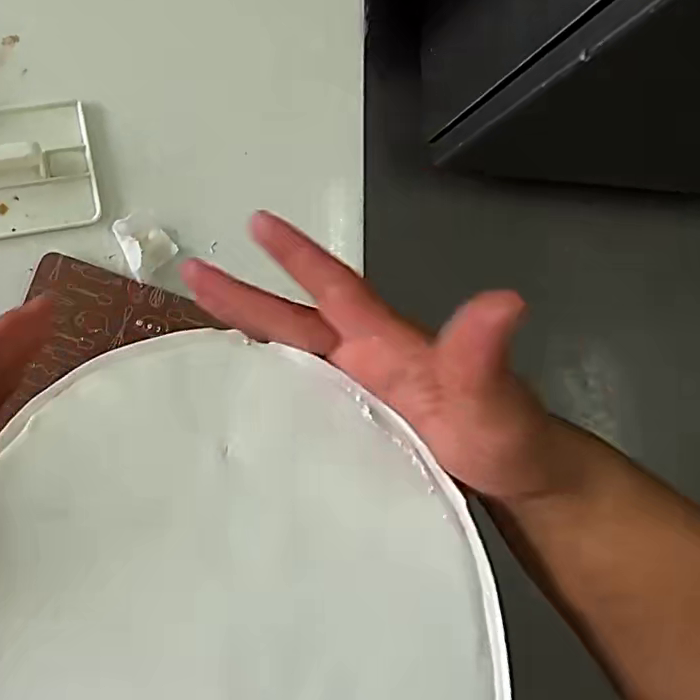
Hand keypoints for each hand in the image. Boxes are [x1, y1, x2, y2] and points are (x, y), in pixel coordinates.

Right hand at [180, 212, 575, 502]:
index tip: (257, 222)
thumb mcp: (493, 401)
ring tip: (194, 316)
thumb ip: (483, 358)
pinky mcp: (334, 416)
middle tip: (191, 270)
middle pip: (286, 318)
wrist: (508, 477)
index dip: (295, 256)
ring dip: (239, 328)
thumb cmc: (504, 437)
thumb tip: (500, 302)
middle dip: (238, 293)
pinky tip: (229, 380)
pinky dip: (254, 373)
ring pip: (281, 348)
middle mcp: (353, 356)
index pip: (331, 289)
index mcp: (379, 342)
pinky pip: (284, 385)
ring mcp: (342, 385)